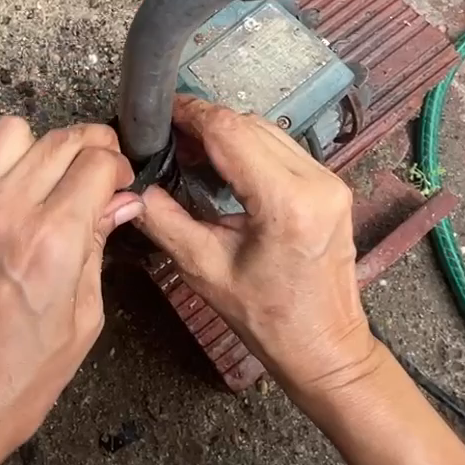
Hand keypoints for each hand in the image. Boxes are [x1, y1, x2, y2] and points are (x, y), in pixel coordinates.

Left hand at [0, 117, 142, 464]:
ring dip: (36, 148)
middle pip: (62, 139)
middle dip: (90, 148)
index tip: (120, 183)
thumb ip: (99, 247)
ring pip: (12, 131)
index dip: (118, 168)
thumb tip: (120, 202)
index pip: (97, 162)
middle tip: (95, 174)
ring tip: (43, 180)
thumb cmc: (18, 379)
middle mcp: (10, 210)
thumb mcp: (83, 320)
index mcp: (54, 241)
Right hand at [135, 95, 378, 396]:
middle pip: (248, 124)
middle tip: (170, 138)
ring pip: (266, 129)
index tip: (162, 113)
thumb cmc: (269, 320)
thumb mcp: (203, 269)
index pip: (230, 131)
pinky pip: (282, 146)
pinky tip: (223, 164)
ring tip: (191, 150)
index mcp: (286, 202)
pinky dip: (248, 145)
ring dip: (227, 132)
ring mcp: (329, 181)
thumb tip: (134, 186)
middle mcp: (316, 182)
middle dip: (205, 123)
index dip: (191, 114)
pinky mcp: (331, 186)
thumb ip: (163, 219)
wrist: (327, 351)